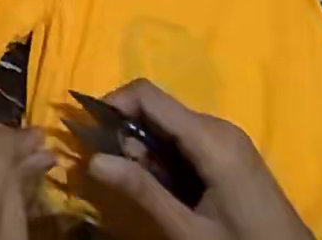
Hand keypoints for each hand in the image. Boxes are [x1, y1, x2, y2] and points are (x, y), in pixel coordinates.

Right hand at [86, 80, 313, 239]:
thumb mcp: (189, 234)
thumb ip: (142, 191)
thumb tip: (93, 160)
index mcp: (209, 138)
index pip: (149, 95)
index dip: (114, 103)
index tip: (89, 130)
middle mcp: (218, 126)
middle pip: (158, 108)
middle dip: (129, 131)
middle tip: (116, 171)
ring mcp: (228, 138)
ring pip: (170, 123)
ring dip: (147, 146)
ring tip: (142, 186)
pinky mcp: (232, 152)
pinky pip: (188, 137)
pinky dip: (167, 154)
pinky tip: (166, 188)